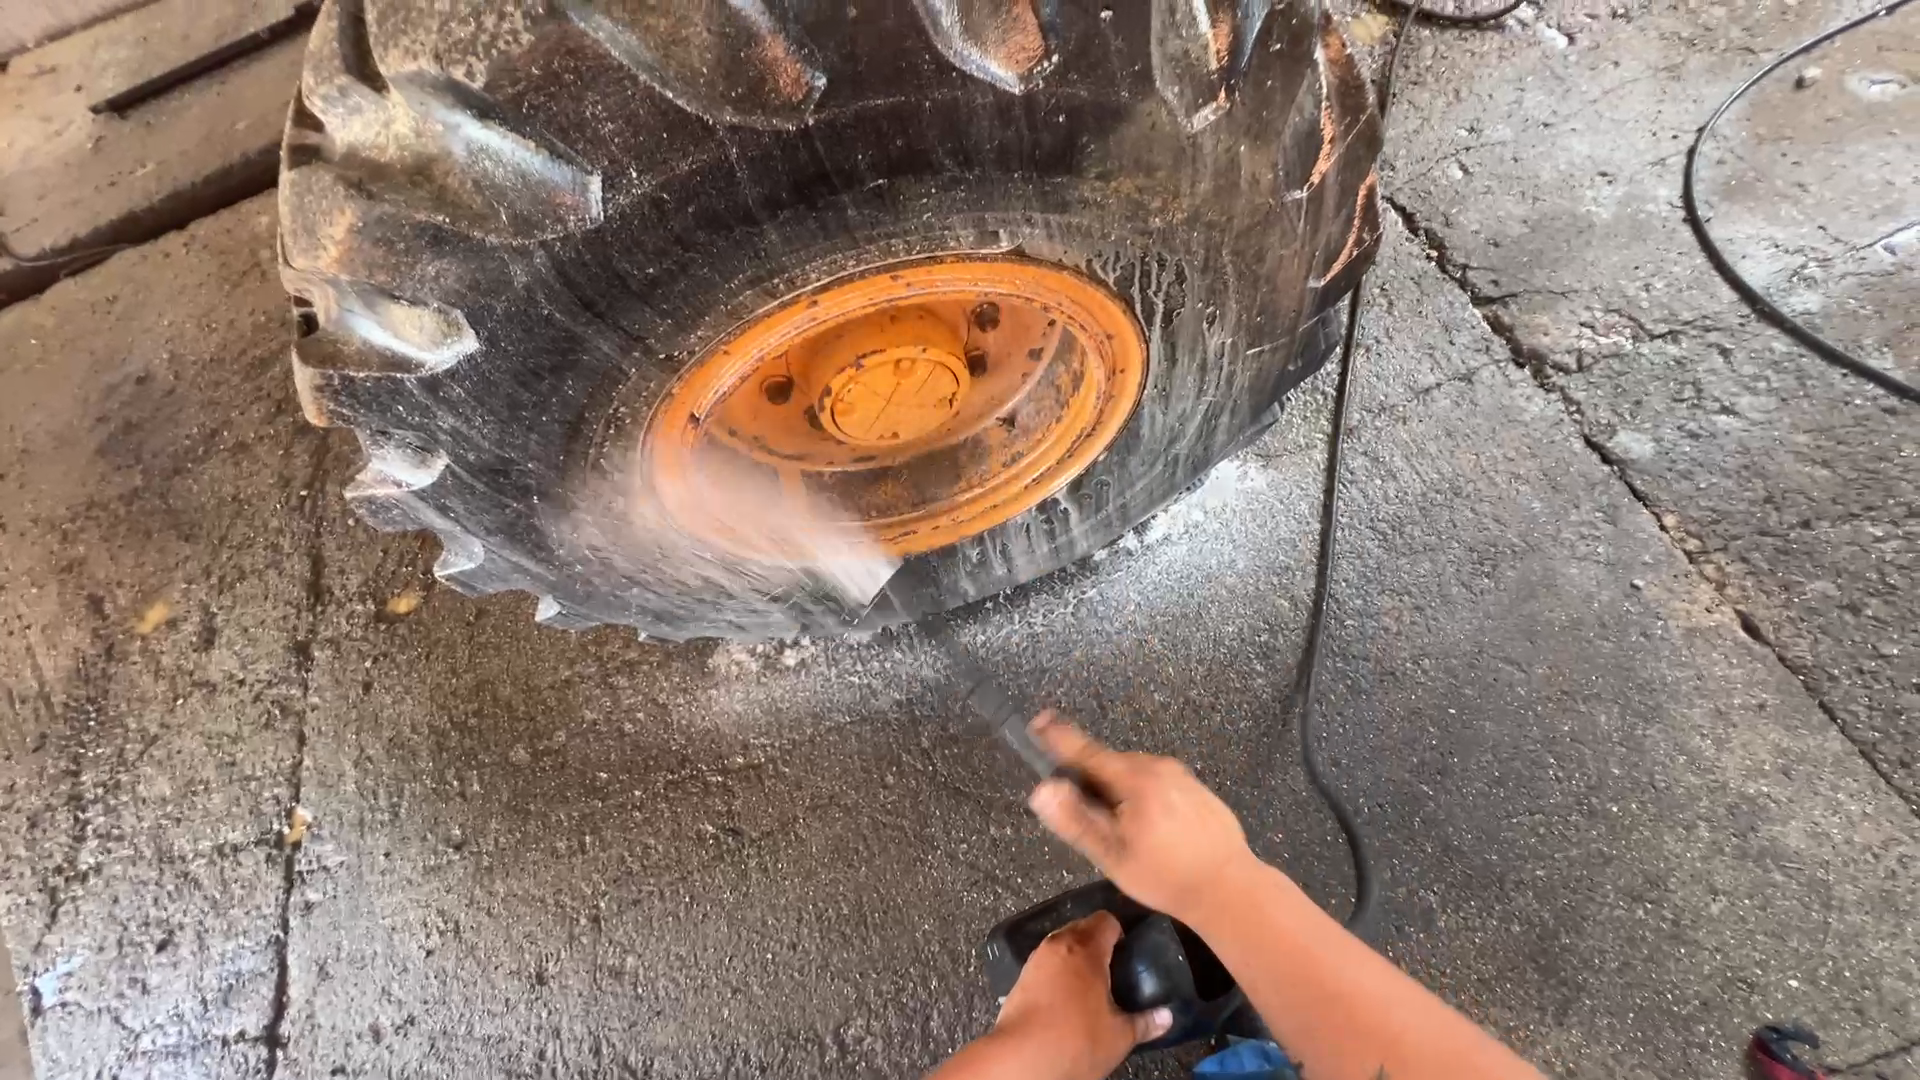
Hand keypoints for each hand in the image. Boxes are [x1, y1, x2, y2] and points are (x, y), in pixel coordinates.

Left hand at [992, 912, 1171, 1079]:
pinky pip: (1047, 960)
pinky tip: (1067, 993)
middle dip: (1099, 941)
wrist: (1021, 1058)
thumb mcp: (1118, 1036)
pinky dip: (1059, 968)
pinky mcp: (1022, 974)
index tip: (1130, 950)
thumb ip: (1145, 1022)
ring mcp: (1037, 957)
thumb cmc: (1076, 1041)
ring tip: (1092, 981)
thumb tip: (1167, 1016)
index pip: (1107, 920)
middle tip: (1115, 967)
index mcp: (1086, 949)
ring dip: (1077, 954)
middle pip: (1083, 927)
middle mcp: (1059, 943)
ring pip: (1062, 942)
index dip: (1121, 931)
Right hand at [1027, 712, 1258, 923]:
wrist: (1231, 890)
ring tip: (1125, 832)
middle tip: (1090, 819)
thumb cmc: (1166, 876)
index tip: (1039, 722)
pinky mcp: (1196, 788)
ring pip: (1134, 774)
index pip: (1087, 751)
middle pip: (1110, 764)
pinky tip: (1153, 830)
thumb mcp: (1113, 855)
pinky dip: (1143, 796)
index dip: (1059, 738)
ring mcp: (1181, 775)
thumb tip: (1041, 790)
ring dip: (1119, 791)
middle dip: (1094, 782)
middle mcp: (1158, 766)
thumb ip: (1076, 821)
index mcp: (1135, 779)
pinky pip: (1157, 782)